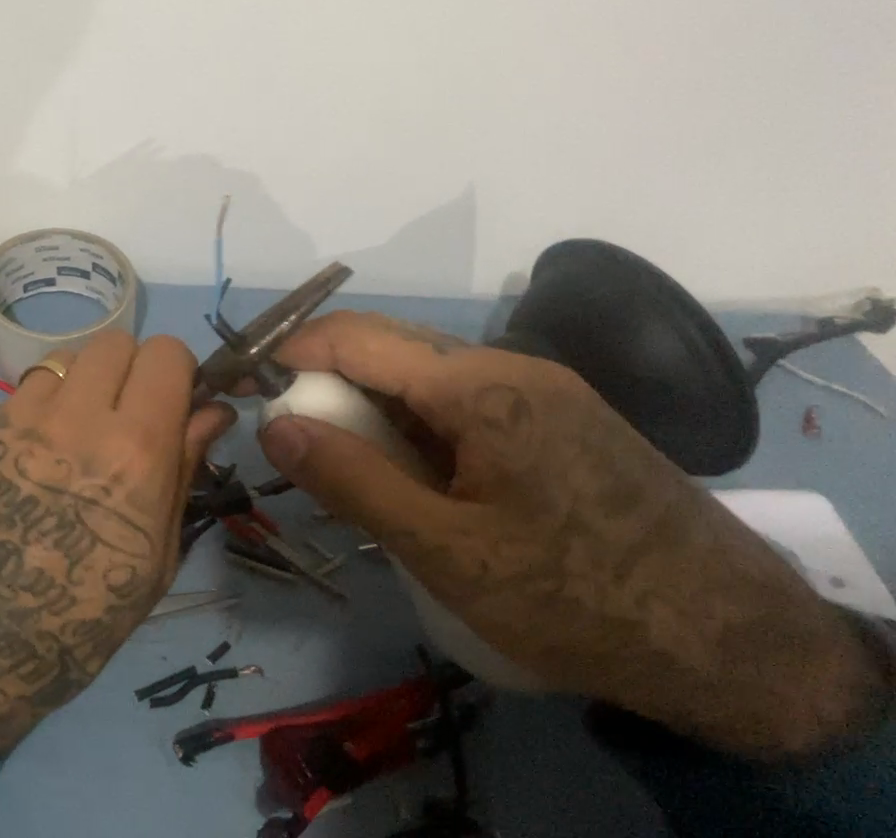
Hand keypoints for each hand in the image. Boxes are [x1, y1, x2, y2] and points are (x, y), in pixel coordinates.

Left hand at [0, 331, 235, 755]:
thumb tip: (211, 411)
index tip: (173, 401)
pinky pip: (16, 398)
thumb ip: (183, 467)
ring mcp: (14, 417)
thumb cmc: (84, 615)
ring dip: (79, 387)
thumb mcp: (156, 554)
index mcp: (133, 449)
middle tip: (124, 416)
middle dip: (128, 369)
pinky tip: (24, 466)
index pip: (165, 354)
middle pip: (112, 341)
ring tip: (71, 439)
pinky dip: (32, 417)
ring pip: (62, 362)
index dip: (176, 372)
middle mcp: (73, 416)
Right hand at [256, 311, 887, 757]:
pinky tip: (415, 477)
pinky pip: (462, 401)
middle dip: (329, 382)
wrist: (733, 643)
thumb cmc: (573, 598)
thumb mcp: (443, 549)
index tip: (248, 391)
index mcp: (479, 387)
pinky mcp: (560, 419)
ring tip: (353, 470)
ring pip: (424, 375)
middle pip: (388, 348)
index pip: (355, 338)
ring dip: (373, 408)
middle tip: (297, 442)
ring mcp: (542, 390)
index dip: (291, 354)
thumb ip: (350, 479)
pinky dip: (416, 425)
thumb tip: (271, 424)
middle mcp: (510, 368)